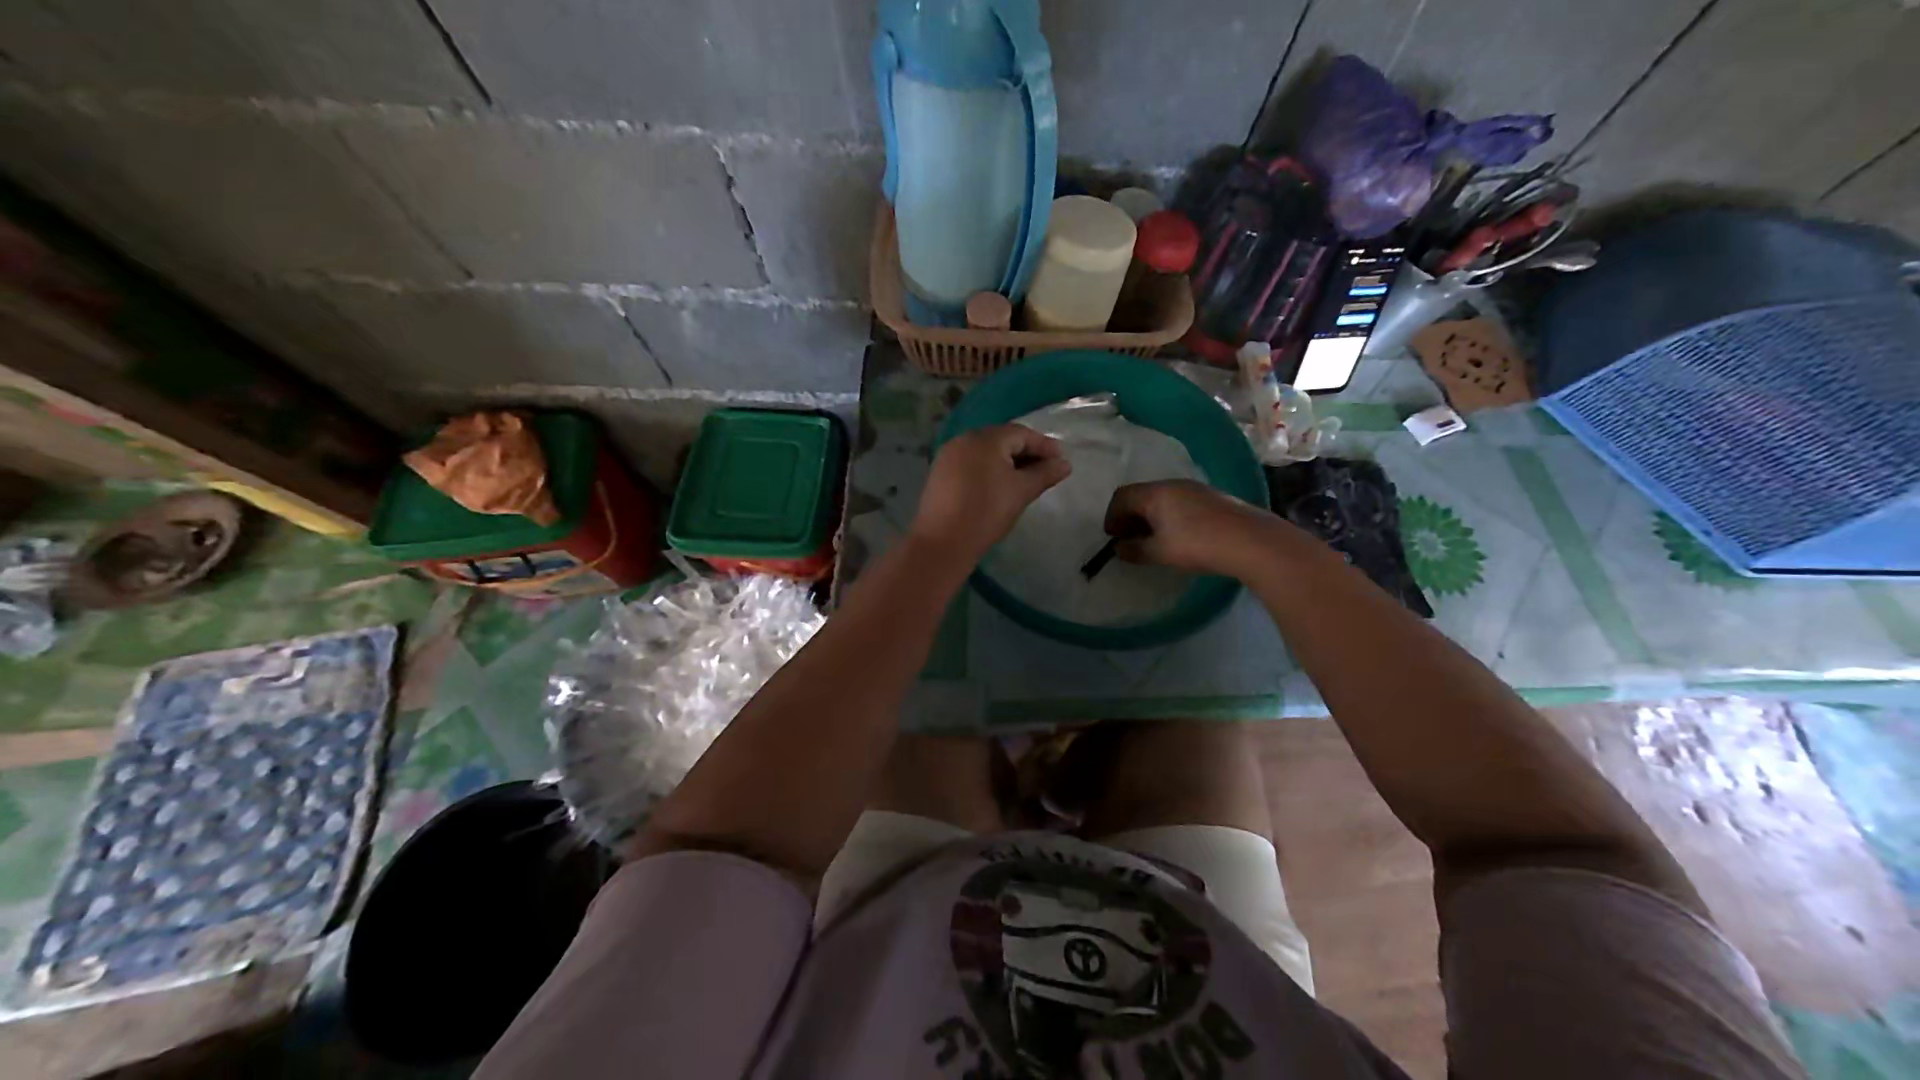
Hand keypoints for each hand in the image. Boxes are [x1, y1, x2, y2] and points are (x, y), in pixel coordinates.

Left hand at [911, 424, 1071, 561]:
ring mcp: (948, 456)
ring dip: (1007, 462)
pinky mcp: (940, 473)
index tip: (1061, 460)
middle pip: (1002, 440)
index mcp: (985, 439)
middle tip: (1046, 470)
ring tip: (1025, 479)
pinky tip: (999, 486)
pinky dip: (989, 470)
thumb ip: (1044, 474)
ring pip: (985, 452)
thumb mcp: (1021, 492)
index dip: (1044, 446)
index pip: (1021, 434)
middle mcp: (964, 440)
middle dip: (1026, 452)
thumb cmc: (987, 512)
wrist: (942, 542)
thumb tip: (1064, 464)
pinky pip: (971, 464)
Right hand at [1104, 479, 1285, 577]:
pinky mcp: (1212, 498)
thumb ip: (1134, 550)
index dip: (1112, 517)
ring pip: (1162, 498)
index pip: (1121, 497)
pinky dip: (1169, 516)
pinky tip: (1179, 536)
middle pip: (1141, 495)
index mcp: (1155, 493)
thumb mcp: (1159, 552)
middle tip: (1129, 539)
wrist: (1251, 541)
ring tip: (1153, 540)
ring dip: (1150, 516)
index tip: (1113, 538)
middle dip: (1129, 516)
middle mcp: (1173, 484)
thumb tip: (1119, 548)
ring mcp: (1195, 488)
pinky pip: (1180, 502)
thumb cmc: (1197, 544)